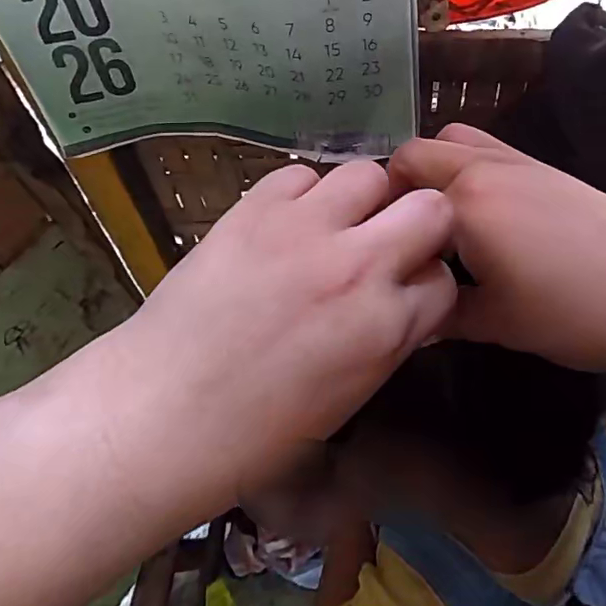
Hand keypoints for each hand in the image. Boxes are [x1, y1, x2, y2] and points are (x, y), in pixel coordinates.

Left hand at [104, 161, 455, 504]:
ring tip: (334, 224)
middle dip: (420, 223)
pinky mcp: (256, 207)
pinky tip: (284, 223)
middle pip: (431, 208)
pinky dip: (302, 194)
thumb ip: (390, 337)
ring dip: (362, 200)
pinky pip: (301, 174)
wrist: (161, 411)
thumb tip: (406, 298)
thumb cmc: (256, 430)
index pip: (444, 279)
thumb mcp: (350, 394)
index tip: (406, 288)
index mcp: (386, 327)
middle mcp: (358, 266)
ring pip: (369, 174)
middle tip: (387, 241)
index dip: (427, 282)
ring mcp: (305, 229)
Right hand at [388, 124, 605, 372]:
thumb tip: (407, 316)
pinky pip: (486, 150)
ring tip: (441, 221)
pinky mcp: (542, 166)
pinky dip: (467, 168)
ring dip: (436, 169)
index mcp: (464, 201)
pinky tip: (484, 217)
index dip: (380, 215)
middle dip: (402, 185)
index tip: (380, 250)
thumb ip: (443, 314)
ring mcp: (516, 159)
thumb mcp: (500, 323)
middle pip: (420, 151)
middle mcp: (482, 166)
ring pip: (454, 140)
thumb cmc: (579, 311)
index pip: (397, 186)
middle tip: (406, 236)